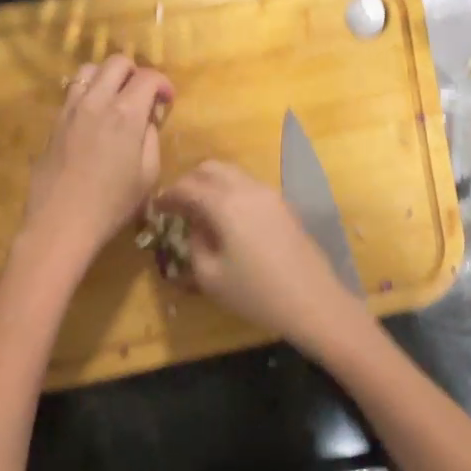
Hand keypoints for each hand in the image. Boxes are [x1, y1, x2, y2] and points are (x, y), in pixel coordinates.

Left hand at [20, 55, 168, 267]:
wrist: (61, 222)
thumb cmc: (112, 205)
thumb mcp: (147, 176)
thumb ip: (151, 139)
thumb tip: (147, 119)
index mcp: (126, 115)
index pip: (148, 78)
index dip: (163, 84)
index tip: (167, 101)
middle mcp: (97, 101)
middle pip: (117, 63)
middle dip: (135, 73)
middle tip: (142, 96)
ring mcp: (71, 109)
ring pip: (89, 70)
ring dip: (107, 77)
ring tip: (115, 100)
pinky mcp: (54, 122)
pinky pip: (72, 92)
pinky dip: (88, 92)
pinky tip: (94, 117)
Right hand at [155, 160, 370, 352]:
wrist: (314, 301)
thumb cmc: (256, 294)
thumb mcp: (210, 276)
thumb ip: (194, 244)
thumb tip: (194, 226)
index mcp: (225, 204)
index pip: (187, 187)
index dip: (167, 196)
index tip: (156, 207)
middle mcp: (248, 189)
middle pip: (211, 169)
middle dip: (190, 182)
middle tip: (178, 205)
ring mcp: (271, 195)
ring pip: (233, 174)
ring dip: (213, 185)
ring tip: (202, 212)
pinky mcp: (285, 206)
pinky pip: (250, 187)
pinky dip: (232, 193)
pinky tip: (228, 220)